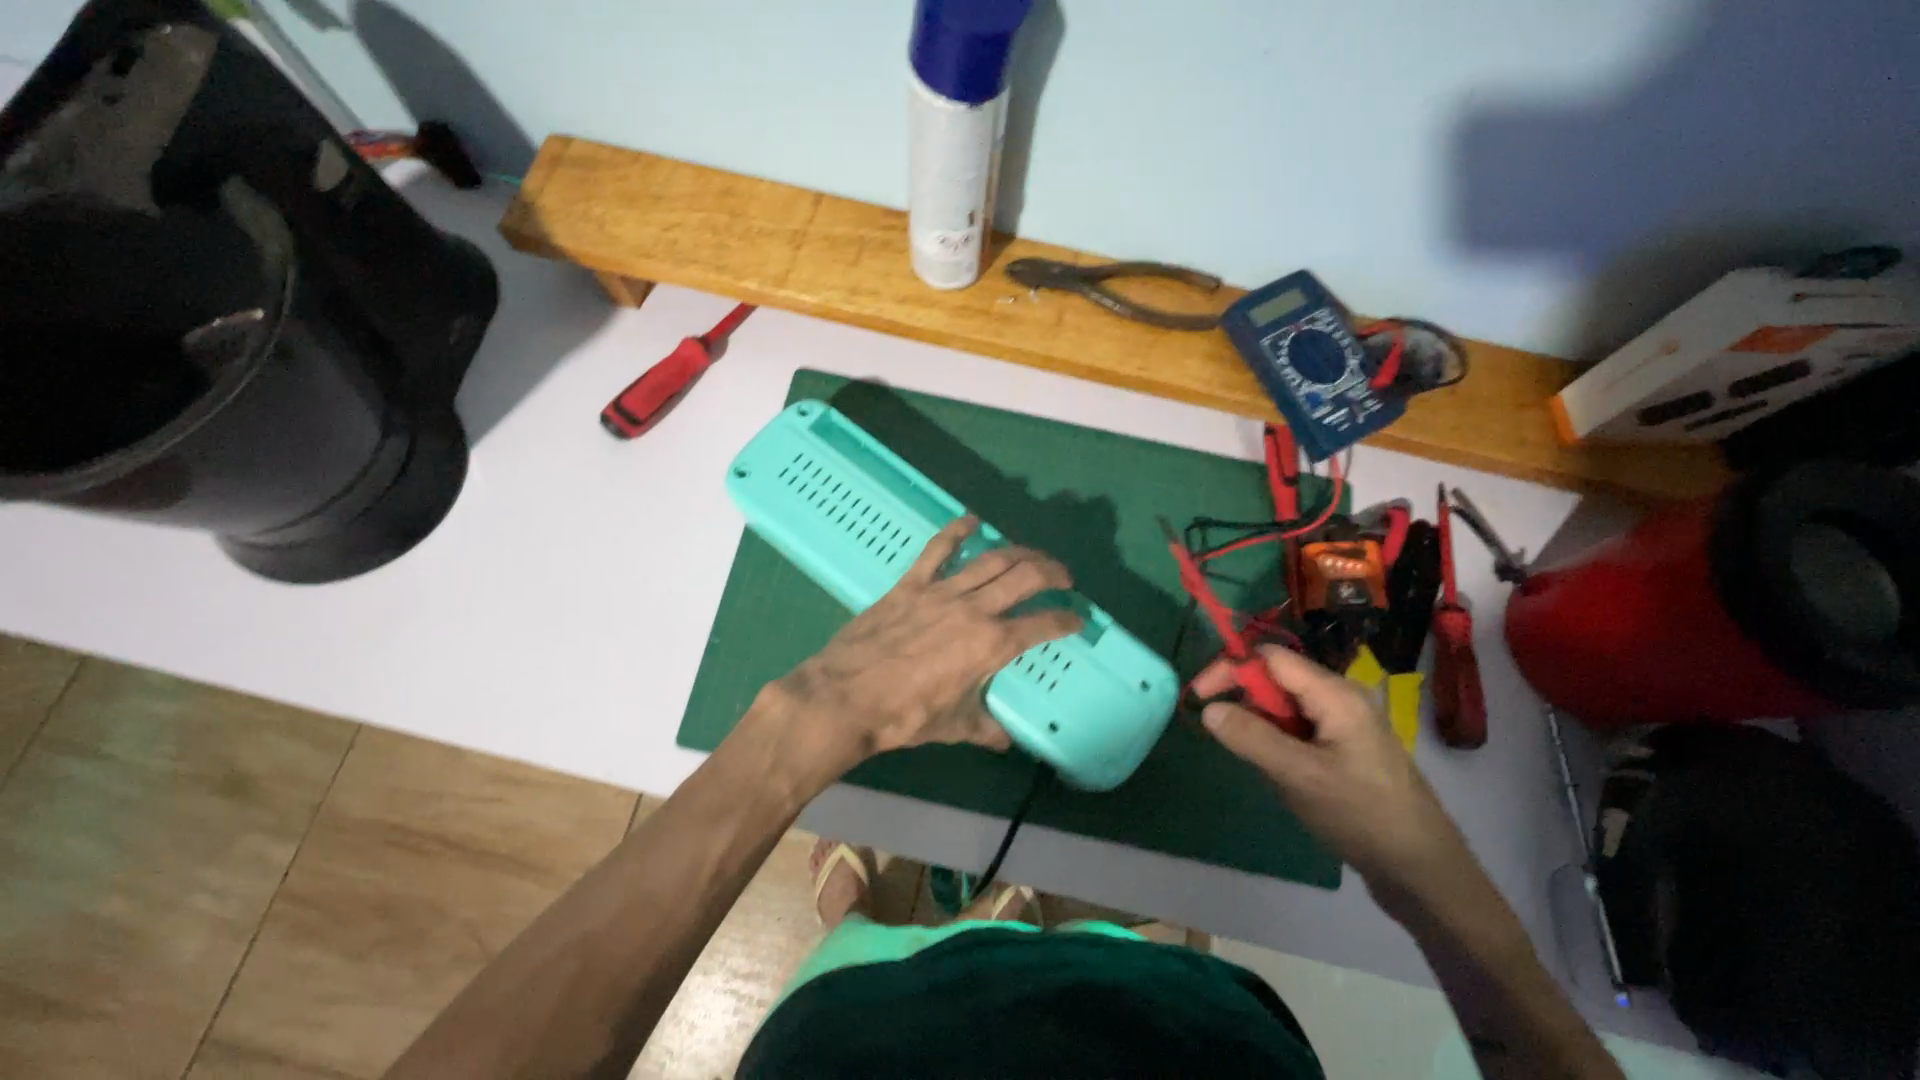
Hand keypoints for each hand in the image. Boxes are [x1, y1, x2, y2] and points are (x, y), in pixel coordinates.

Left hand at [764, 516, 1081, 766]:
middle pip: (1025, 577)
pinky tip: (971, 521)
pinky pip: (938, 550)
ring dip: (1020, 551)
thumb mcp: (953, 727)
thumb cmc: (903, 717)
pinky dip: (956, 531)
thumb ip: (984, 728)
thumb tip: (1003, 741)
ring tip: (1034, 554)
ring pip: (991, 559)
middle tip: (1064, 577)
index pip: (1042, 625)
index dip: (1066, 620)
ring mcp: (941, 592)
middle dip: (1053, 572)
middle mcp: (974, 610)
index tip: (1076, 619)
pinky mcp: (910, 584)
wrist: (846, 697)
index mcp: (991, 645)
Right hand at [1194, 646, 1479, 914]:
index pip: (1271, 658)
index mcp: (1336, 694)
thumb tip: (1209, 709)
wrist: (1421, 867)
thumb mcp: (1299, 776)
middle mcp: (1343, 698)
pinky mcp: (1347, 748)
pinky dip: (1280, 743)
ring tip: (1258, 764)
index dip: (1230, 669)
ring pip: (1287, 707)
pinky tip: (1280, 774)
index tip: (1199, 699)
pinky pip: (1301, 729)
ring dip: (1262, 726)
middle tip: (1222, 736)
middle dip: (1245, 700)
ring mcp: (1347, 724)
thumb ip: (1252, 738)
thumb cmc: (1362, 815)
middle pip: (1279, 679)